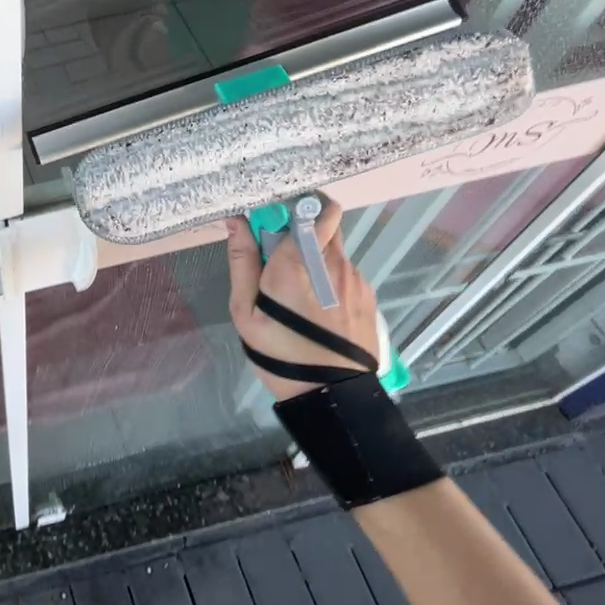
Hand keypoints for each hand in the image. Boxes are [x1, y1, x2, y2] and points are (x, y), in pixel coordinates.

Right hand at [225, 199, 380, 399]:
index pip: (315, 210)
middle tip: (281, 258)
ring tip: (299, 293)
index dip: (297, 207)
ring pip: (335, 249)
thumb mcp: (245, 310)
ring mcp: (355, 279)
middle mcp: (333, 263)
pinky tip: (318, 307)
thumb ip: (243, 260)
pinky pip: (345, 272)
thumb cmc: (279, 352)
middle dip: (304, 230)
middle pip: (326, 224)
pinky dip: (331, 278)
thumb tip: (236, 220)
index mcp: (298, 263)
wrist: (332, 397)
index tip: (276, 221)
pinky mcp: (368, 296)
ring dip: (317, 257)